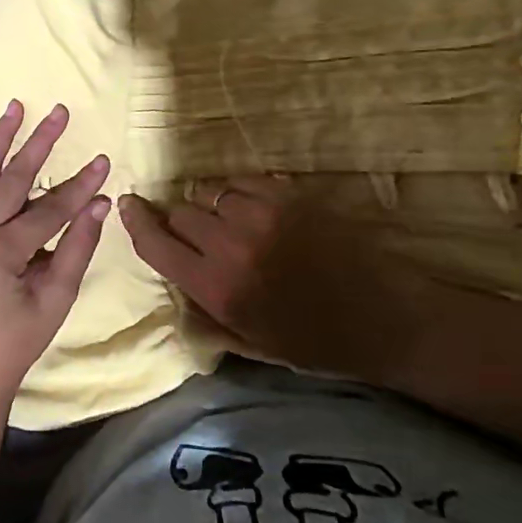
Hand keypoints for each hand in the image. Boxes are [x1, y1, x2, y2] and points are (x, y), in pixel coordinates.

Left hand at [0, 100, 109, 398]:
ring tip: (14, 107)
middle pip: (11, 178)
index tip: (104, 159)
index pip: (49, 209)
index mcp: (1, 252)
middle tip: (59, 112)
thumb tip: (101, 203)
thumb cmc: (20, 335)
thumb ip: (77, 247)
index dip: (80, 185)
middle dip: (38, 143)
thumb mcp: (57, 297)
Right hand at [118, 176, 428, 382]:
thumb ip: (203, 309)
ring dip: (214, 205)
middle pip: (180, 212)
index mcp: (217, 290)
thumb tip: (170, 275)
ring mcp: (261, 217)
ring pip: (210, 192)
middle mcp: (230, 248)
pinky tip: (259, 210)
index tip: (128, 204)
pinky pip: (242, 181)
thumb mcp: (251, 341)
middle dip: (184, 222)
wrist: (393, 321)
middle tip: (203, 234)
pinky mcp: (289, 197)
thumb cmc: (318, 342)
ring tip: (236, 221)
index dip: (136, 222)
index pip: (155, 244)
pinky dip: (241, 193)